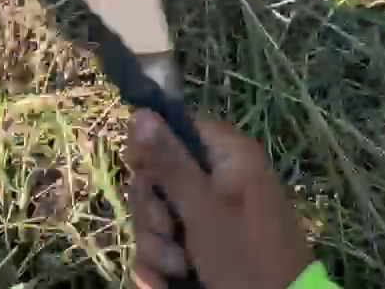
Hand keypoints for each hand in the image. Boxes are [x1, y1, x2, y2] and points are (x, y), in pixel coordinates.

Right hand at [126, 110, 314, 288]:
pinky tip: (168, 283)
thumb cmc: (245, 257)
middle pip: (158, 173)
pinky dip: (162, 264)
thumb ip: (169, 160)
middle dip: (152, 210)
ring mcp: (211, 212)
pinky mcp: (204, 245)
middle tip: (167, 231)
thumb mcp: (202, 207)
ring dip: (155, 244)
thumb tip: (141, 112)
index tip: (139, 170)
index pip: (173, 126)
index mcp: (227, 153)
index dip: (150, 148)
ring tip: (177, 270)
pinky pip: (165, 241)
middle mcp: (218, 176)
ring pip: (157, 212)